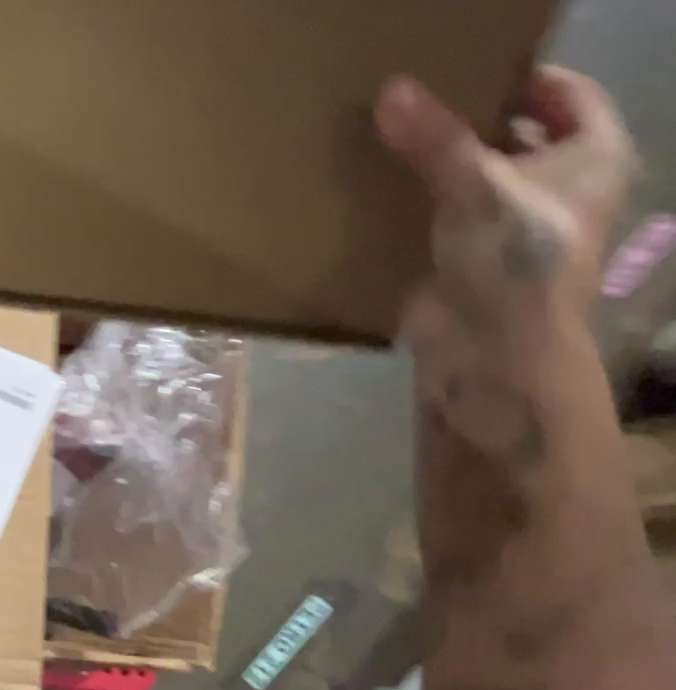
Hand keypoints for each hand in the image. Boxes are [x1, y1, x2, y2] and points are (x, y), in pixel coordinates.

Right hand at [378, 67, 634, 332]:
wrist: (486, 352)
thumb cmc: (513, 261)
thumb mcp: (477, 187)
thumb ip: (435, 139)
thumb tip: (390, 90)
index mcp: (592, 154)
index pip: (562, 92)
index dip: (517, 74)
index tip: (458, 67)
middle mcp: (555, 185)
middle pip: (511, 134)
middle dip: (463, 120)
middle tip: (407, 103)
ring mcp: (506, 225)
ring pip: (468, 178)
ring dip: (428, 165)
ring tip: (379, 142)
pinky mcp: (461, 258)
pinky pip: (434, 218)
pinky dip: (406, 206)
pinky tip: (368, 195)